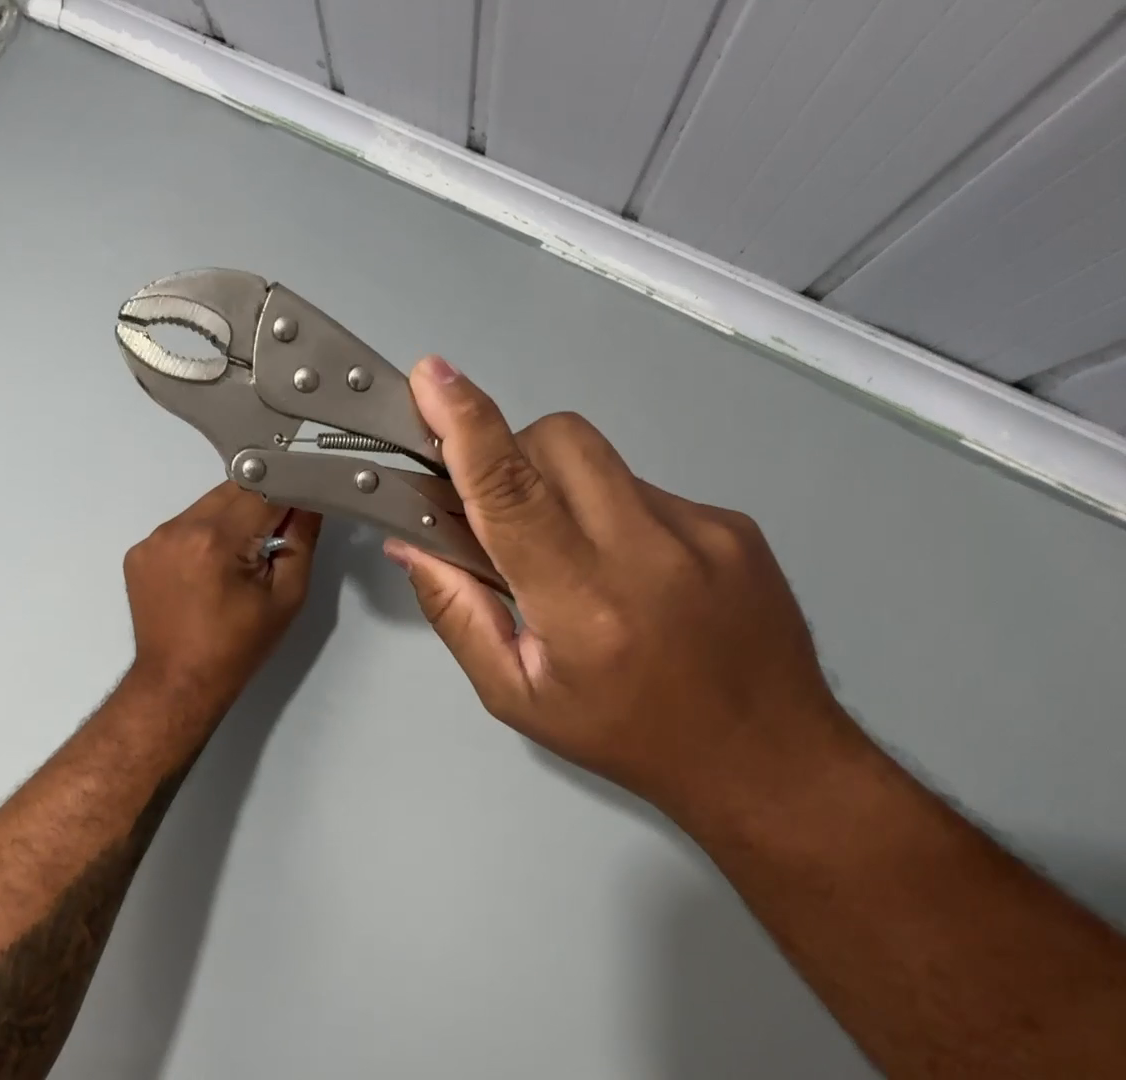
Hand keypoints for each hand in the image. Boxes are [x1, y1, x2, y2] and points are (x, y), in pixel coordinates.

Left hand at [123, 482, 322, 713]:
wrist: (178, 682)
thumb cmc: (238, 647)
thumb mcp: (286, 597)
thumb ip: (301, 540)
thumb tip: (310, 500)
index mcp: (217, 539)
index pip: (263, 490)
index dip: (287, 492)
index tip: (302, 503)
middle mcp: (179, 528)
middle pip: (230, 491)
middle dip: (257, 505)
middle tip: (272, 537)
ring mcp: (153, 539)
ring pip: (204, 506)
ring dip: (227, 519)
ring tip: (235, 559)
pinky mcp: (139, 551)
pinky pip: (180, 527)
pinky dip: (199, 537)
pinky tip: (204, 570)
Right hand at [385, 357, 862, 821]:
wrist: (773, 761)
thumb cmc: (625, 737)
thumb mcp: (516, 695)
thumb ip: (457, 612)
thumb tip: (410, 542)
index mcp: (584, 604)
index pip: (513, 494)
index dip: (468, 428)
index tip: (434, 377)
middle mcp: (649, 552)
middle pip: (559, 441)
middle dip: (511, 453)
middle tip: (504, 516)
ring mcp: (704, 529)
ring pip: (600, 461)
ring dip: (559, 488)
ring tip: (576, 558)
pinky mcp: (735, 523)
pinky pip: (643, 487)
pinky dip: (610, 513)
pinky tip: (633, 575)